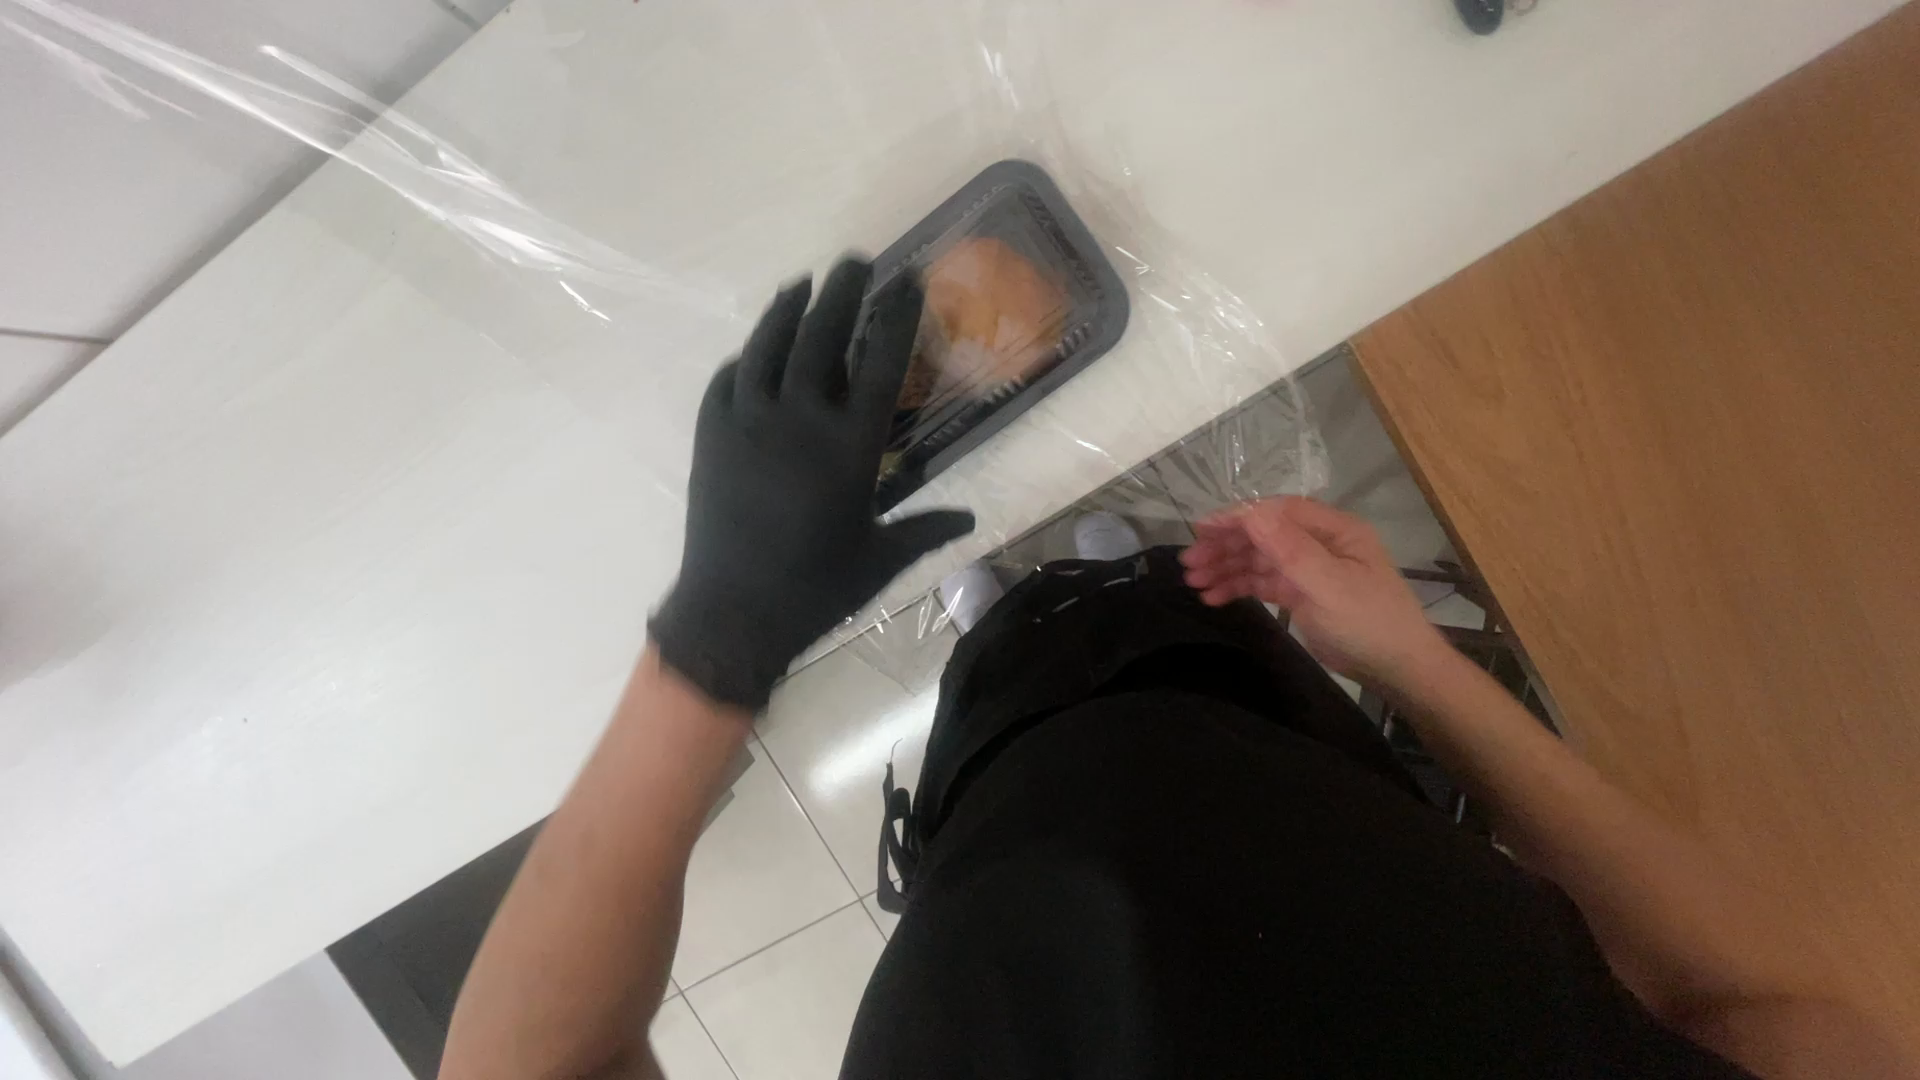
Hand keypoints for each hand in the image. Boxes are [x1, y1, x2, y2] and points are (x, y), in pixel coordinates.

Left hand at [648, 257, 974, 708]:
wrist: (734, 612)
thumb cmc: (818, 588)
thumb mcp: (882, 558)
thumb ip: (928, 528)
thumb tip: (972, 517)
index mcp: (850, 445)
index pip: (882, 360)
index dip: (898, 314)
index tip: (908, 278)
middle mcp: (799, 417)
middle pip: (823, 334)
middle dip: (844, 291)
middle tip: (855, 262)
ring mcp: (747, 421)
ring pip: (768, 345)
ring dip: (787, 309)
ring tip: (802, 283)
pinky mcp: (709, 435)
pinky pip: (726, 381)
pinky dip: (743, 359)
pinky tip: (752, 352)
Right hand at [1179, 496, 1446, 690]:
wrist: (1397, 670)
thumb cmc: (1369, 623)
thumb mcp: (1328, 584)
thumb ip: (1289, 548)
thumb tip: (1251, 512)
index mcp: (1334, 530)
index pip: (1277, 512)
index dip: (1238, 518)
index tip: (1201, 529)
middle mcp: (1319, 543)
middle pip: (1262, 535)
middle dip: (1224, 546)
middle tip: (1189, 563)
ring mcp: (1309, 569)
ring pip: (1257, 559)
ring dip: (1225, 567)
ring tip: (1193, 582)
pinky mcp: (1300, 593)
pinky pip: (1262, 582)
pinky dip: (1237, 587)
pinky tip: (1213, 597)